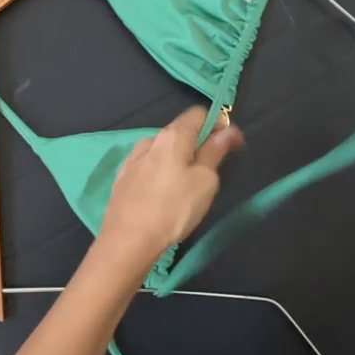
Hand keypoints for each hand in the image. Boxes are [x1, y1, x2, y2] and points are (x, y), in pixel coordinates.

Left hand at [95, 107, 242, 267]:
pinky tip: (164, 194)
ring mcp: (132, 160)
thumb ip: (215, 152)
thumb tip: (228, 131)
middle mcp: (149, 140)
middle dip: (199, 144)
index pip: (199, 113)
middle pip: (180, 132)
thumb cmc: (173, 209)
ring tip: (188, 186)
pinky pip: (148, 167)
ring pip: (163, 151)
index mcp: (172, 135)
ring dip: (179, 159)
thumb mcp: (205, 181)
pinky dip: (162, 172)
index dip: (219, 124)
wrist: (127, 241)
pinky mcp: (122, 179)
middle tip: (213, 170)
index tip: (232, 145)